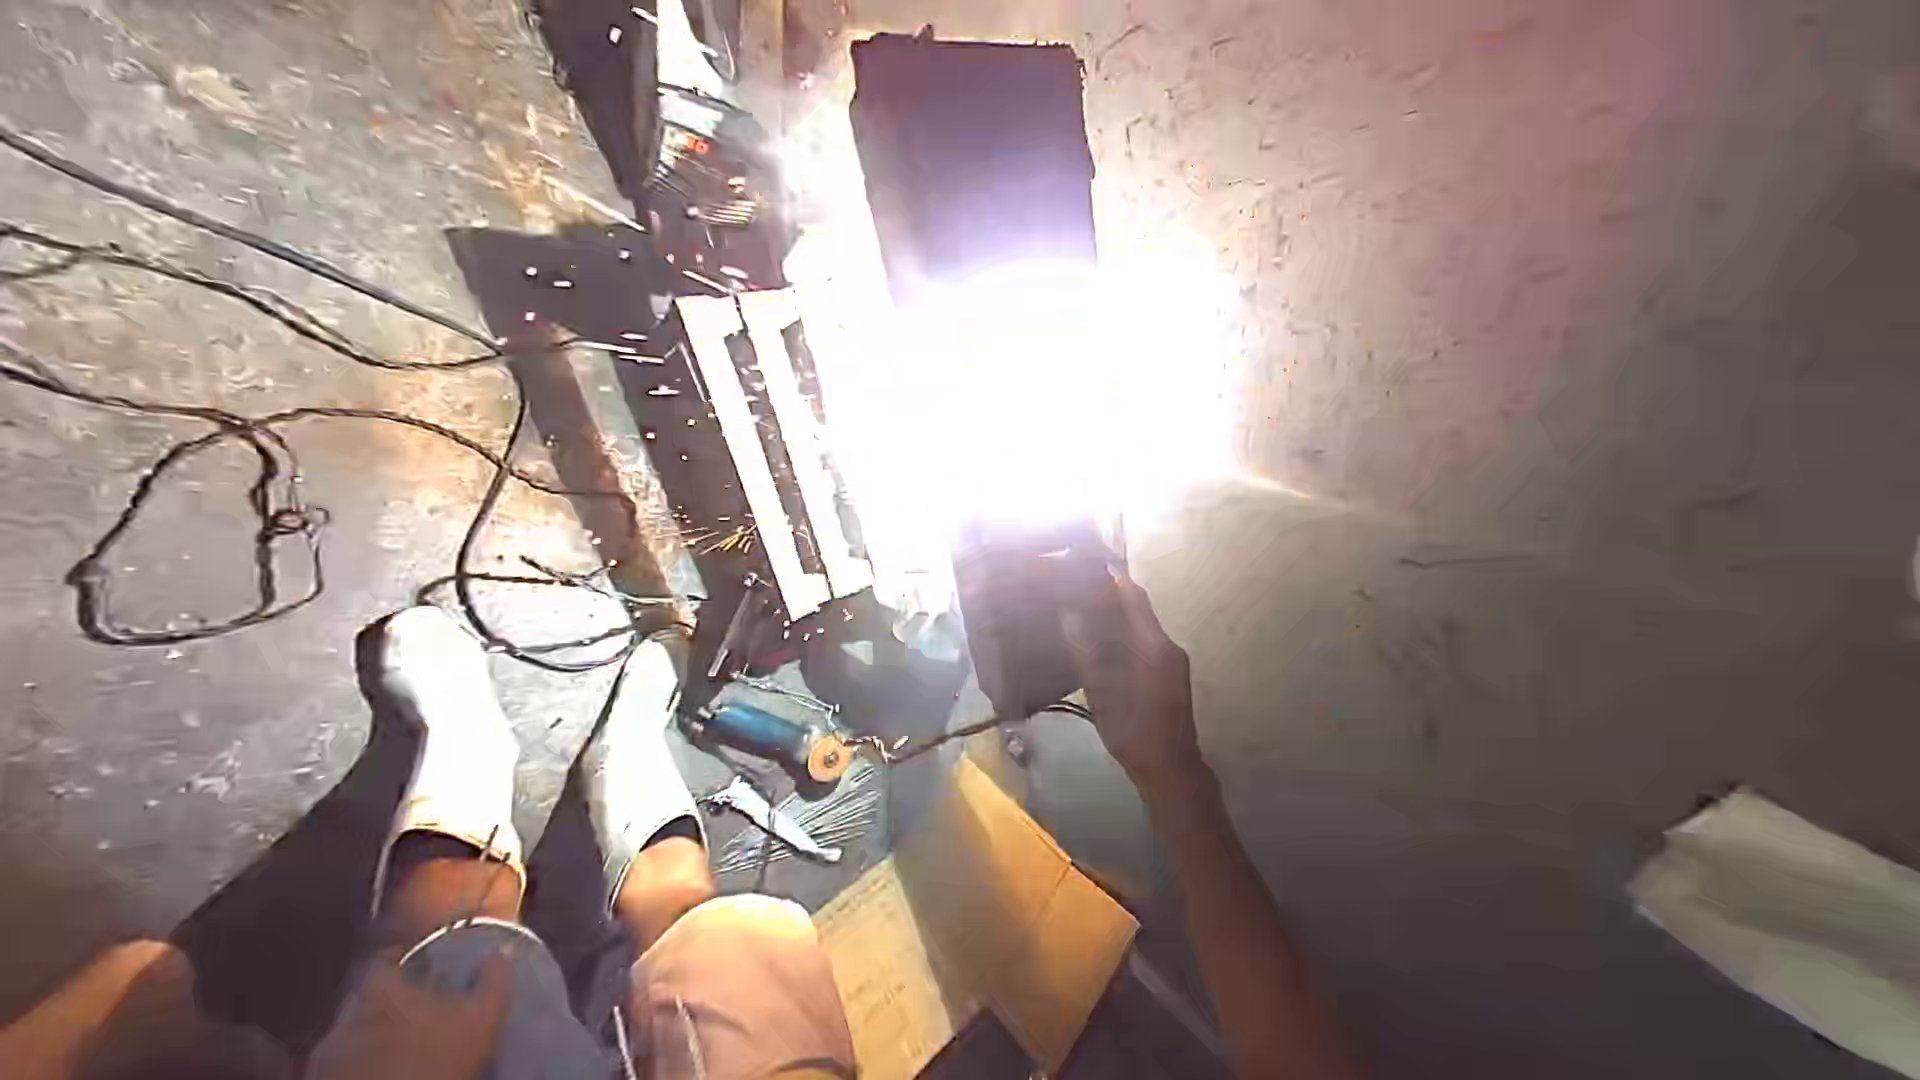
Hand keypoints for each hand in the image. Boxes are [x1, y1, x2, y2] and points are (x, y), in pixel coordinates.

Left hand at [306, 950, 511, 1079]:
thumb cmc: (441, 1062)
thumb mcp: (486, 1015)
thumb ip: (494, 976)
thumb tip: (492, 956)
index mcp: (380, 997)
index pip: (377, 963)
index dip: (396, 958)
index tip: (416, 962)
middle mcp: (342, 1025)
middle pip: (362, 998)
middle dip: (384, 997)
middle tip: (412, 1002)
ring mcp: (324, 1064)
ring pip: (347, 1034)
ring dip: (369, 1032)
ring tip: (398, 1040)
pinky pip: (338, 1065)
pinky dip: (357, 1061)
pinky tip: (383, 1067)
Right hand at [1061, 569, 1208, 799]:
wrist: (1170, 769)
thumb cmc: (1134, 731)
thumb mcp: (1102, 692)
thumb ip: (1084, 651)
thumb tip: (1067, 615)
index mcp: (1154, 646)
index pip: (1133, 597)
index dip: (1111, 579)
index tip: (1084, 566)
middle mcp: (1167, 646)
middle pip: (1138, 607)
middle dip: (1109, 594)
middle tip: (1075, 587)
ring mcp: (1171, 660)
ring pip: (1140, 624)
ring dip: (1115, 614)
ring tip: (1080, 609)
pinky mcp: (1168, 672)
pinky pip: (1144, 641)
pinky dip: (1122, 633)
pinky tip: (1097, 640)